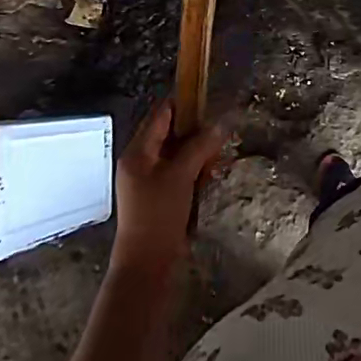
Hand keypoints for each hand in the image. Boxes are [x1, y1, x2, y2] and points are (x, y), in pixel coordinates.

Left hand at [112, 101, 226, 270]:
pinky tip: (209, 176)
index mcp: (138, 151)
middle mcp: (141, 161)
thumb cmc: (159, 214)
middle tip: (220, 133)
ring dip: (199, 152)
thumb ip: (201, 145)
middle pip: (172, 132)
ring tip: (217, 158)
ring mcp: (150, 178)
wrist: (147, 263)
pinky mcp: (161, 194)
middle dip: (197, 131)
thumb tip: (222, 122)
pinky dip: (196, 169)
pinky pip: (181, 170)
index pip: (161, 114)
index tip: (210, 97)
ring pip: (180, 152)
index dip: (184, 102)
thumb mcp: (181, 175)